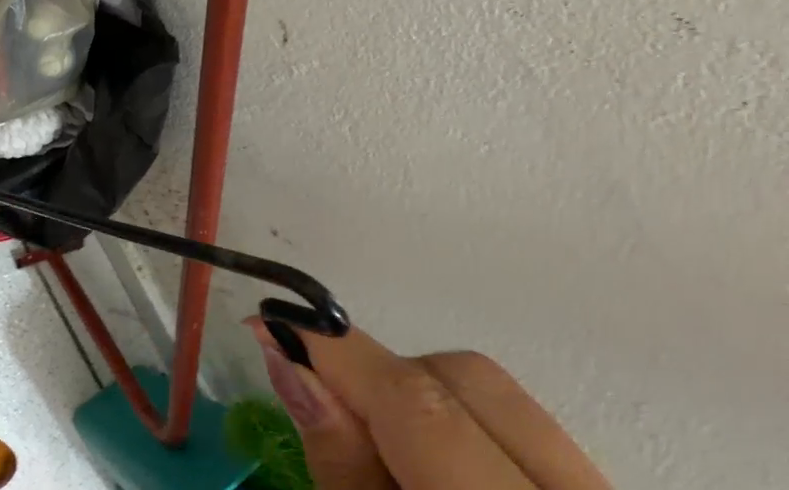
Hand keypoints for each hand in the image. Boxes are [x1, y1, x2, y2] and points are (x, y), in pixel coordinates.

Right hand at [251, 319, 611, 488]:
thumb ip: (340, 463)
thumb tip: (286, 361)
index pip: (417, 404)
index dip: (333, 351)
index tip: (266, 323)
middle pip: (468, 381)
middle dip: (380, 374)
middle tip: (323, 403)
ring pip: (501, 398)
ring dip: (422, 398)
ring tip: (384, 447)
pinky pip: (527, 432)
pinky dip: (464, 428)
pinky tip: (435, 472)